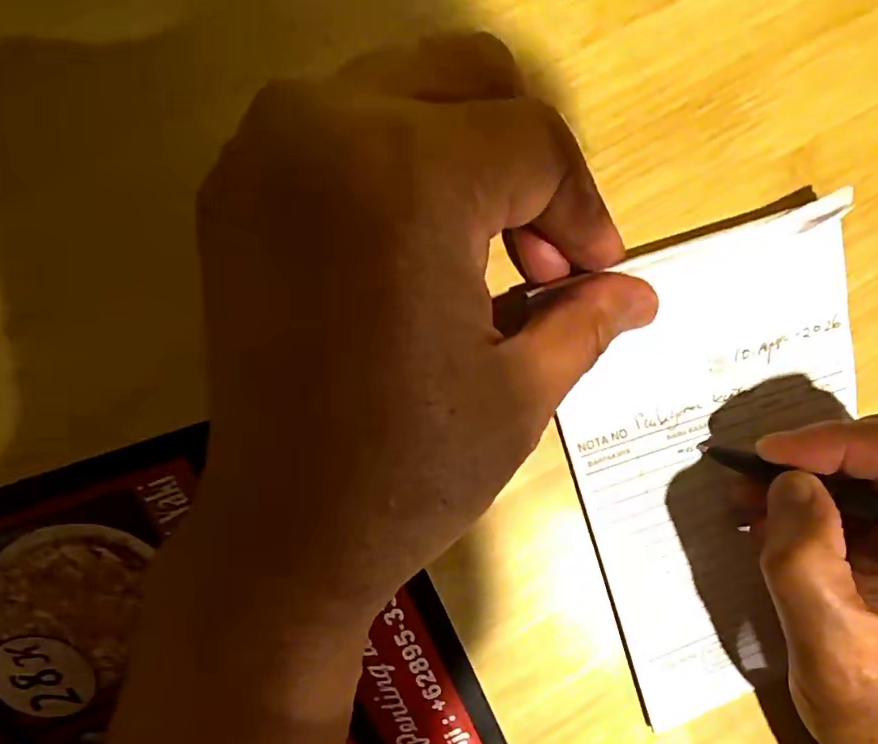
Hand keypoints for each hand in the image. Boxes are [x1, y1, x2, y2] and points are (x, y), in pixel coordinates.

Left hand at [194, 34, 655, 607]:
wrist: (291, 529)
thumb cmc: (419, 470)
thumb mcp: (526, 392)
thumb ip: (587, 318)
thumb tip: (639, 293)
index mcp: (407, 180)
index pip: (534, 142)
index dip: (585, 210)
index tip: (600, 276)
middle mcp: (322, 130)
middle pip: (468, 79)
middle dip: (530, 166)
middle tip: (547, 261)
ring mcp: (264, 153)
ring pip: (403, 92)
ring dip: (470, 160)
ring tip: (491, 264)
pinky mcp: (237, 192)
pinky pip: (343, 133)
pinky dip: (406, 172)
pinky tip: (427, 262)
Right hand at [750, 417, 877, 743]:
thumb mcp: (835, 650)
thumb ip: (806, 561)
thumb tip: (788, 480)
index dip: (856, 445)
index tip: (779, 452)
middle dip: (829, 459)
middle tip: (759, 465)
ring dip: (812, 478)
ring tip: (747, 487)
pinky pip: (862, 507)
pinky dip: (811, 505)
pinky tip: (764, 510)